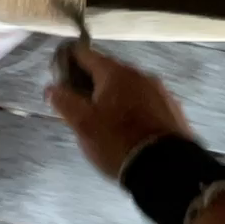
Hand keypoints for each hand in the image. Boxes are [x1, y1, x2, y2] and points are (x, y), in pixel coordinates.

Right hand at [46, 42, 194, 179]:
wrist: (169, 170)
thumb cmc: (117, 141)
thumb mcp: (81, 123)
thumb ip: (63, 101)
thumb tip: (51, 88)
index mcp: (114, 72)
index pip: (83, 54)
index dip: (66, 61)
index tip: (58, 77)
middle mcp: (139, 74)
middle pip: (106, 70)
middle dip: (90, 83)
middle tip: (78, 105)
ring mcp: (159, 91)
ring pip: (126, 87)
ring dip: (112, 96)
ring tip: (104, 120)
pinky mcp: (173, 109)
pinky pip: (144, 101)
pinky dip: (132, 108)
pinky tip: (128, 128)